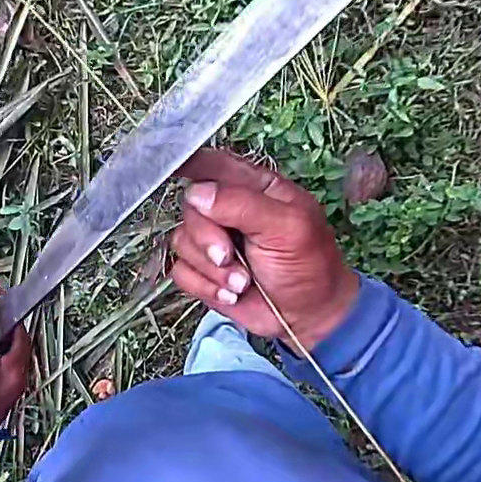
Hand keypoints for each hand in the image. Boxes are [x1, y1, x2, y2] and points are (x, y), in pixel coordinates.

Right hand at [168, 148, 359, 349]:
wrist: (307, 317)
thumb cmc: (309, 267)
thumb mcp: (287, 228)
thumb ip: (243, 205)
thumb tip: (198, 193)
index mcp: (254, 188)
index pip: (214, 164)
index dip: (188, 163)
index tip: (170, 169)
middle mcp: (229, 210)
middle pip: (190, 207)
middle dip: (207, 238)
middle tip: (229, 257)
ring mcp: (213, 241)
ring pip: (182, 241)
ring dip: (211, 269)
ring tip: (242, 282)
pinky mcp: (203, 271)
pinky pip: (181, 271)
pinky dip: (204, 286)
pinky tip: (230, 293)